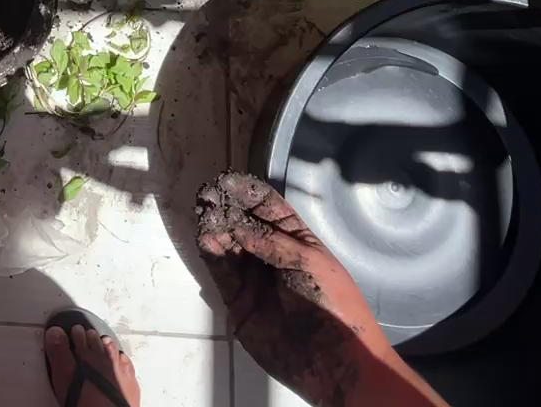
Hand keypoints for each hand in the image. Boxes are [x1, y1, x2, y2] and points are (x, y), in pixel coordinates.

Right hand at [196, 171, 448, 406]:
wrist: (337, 362)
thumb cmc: (332, 303)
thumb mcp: (309, 262)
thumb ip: (271, 242)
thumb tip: (237, 225)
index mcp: (294, 240)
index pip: (267, 208)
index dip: (248, 192)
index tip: (227, 180)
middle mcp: (269, 254)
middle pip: (242, 222)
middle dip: (225, 205)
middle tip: (207, 193)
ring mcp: (252, 276)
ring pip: (227, 244)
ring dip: (214, 226)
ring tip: (203, 211)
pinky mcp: (237, 299)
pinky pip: (220, 271)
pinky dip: (211, 252)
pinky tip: (205, 238)